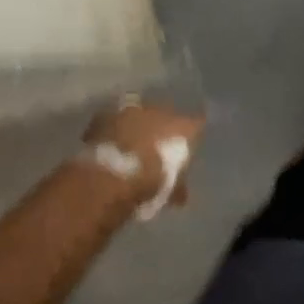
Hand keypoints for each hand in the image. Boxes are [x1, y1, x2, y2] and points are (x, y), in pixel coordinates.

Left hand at [81, 100, 204, 216]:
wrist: (110, 176)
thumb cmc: (149, 184)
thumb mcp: (170, 191)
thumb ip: (178, 187)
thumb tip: (181, 194)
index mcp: (185, 126)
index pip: (197, 124)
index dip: (191, 135)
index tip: (186, 146)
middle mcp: (163, 110)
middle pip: (166, 116)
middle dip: (160, 129)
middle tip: (153, 149)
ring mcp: (133, 109)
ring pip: (139, 115)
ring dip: (136, 127)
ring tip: (128, 147)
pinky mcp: (106, 113)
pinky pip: (113, 119)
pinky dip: (112, 130)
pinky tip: (109, 144)